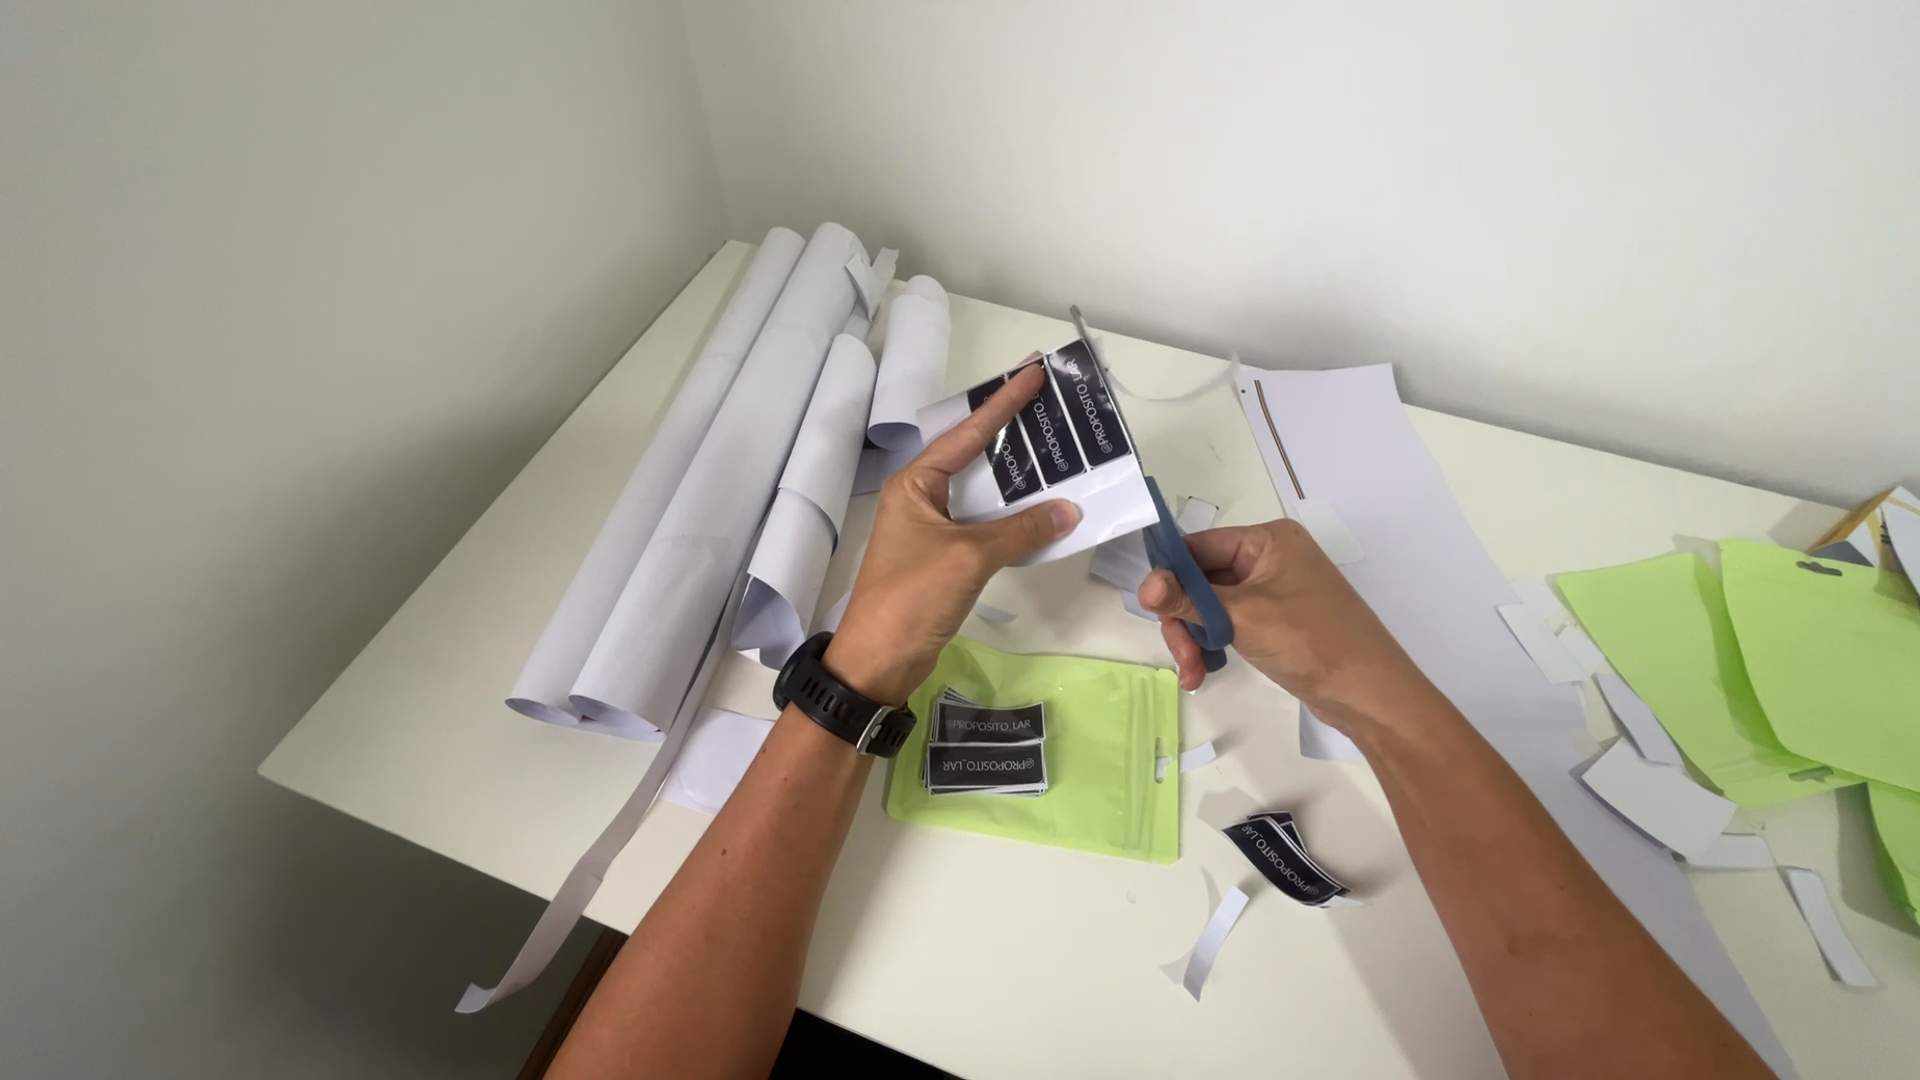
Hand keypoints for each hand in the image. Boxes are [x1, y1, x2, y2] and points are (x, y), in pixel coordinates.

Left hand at [827, 363, 1080, 703]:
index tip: (1034, 373)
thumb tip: (1069, 510)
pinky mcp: (944, 558)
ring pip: (982, 495)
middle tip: (1053, 410)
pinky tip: (1043, 513)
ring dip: (1018, 483)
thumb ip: (1021, 530)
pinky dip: (1013, 520)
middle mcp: (922, 499)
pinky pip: (985, 527)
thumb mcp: (969, 557)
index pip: (966, 433)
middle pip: (974, 457)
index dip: (1003, 402)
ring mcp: (932, 530)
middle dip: (1013, 437)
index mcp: (916, 484)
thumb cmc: (913, 597)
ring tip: (1059, 457)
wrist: (879, 660)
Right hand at [1138, 520, 1439, 732]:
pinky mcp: (1272, 620)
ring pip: (1209, 606)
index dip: (1170, 575)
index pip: (1198, 546)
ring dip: (1193, 638)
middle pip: (1199, 579)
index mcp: (1268, 540)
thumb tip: (1142, 585)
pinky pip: (1226, 623)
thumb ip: (1187, 599)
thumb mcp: (1241, 617)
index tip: (1152, 608)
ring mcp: (1271, 590)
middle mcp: (1268, 558)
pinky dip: (1210, 645)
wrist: (1371, 695)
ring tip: (1193, 672)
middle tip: (1181, 654)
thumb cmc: (1311, 642)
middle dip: (1183, 618)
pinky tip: (1202, 673)